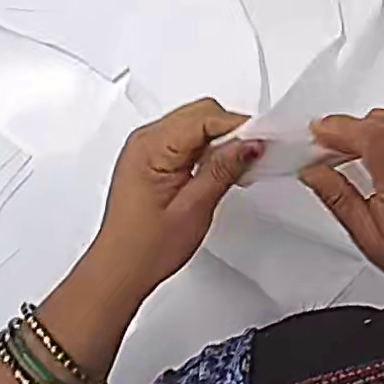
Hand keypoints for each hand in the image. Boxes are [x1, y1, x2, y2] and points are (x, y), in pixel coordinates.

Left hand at [89, 98, 262, 301]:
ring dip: (222, 139)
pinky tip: (221, 167)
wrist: (121, 270)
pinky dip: (211, 147)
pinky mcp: (155, 157)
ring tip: (239, 165)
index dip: (238, 127)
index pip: (205, 118)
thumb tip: (250, 143)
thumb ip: (224, 169)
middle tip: (254, 153)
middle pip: (202, 114)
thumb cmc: (145, 248)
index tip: (262, 142)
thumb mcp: (195, 208)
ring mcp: (149, 147)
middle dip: (232, 130)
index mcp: (150, 147)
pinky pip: (190, 138)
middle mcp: (146, 141)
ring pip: (198, 123)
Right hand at [300, 110, 383, 334]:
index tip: (314, 134)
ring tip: (334, 149)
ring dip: (358, 127)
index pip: (372, 137)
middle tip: (316, 147)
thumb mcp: (368, 237)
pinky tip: (358, 146)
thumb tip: (312, 172)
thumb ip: (339, 199)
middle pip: (377, 123)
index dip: (339, 129)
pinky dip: (373, 128)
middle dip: (342, 129)